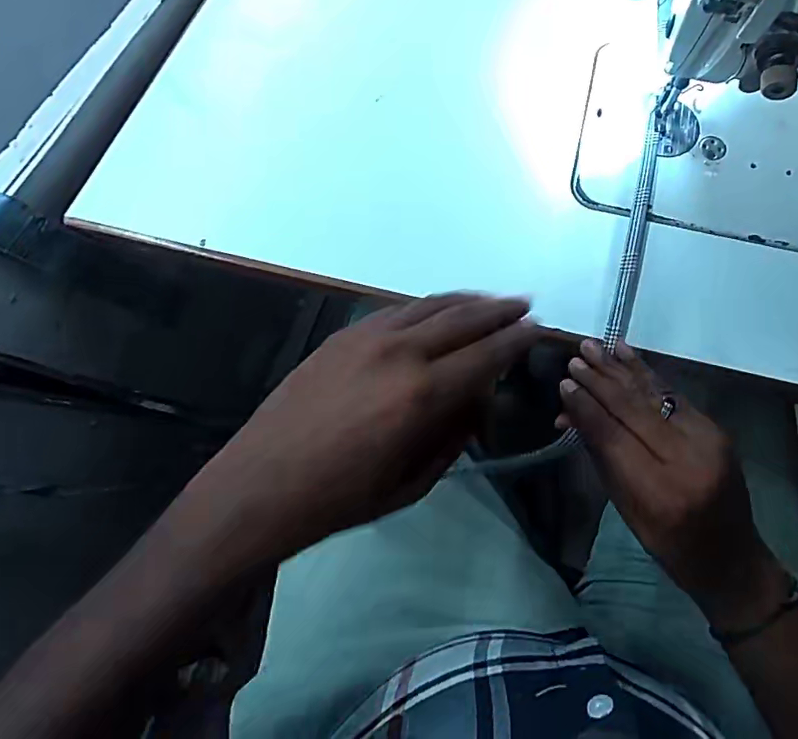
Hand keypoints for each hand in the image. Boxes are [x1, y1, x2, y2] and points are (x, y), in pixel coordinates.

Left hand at [186, 293, 540, 563]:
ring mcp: (367, 337)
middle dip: (498, 310)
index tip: (536, 330)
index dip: (515, 340)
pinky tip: (435, 312)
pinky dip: (426, 307)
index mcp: (423, 394)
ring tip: (488, 300)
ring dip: (464, 301)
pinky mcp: (343, 335)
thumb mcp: (412, 481)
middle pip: (462, 319)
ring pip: (428, 306)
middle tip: (523, 305)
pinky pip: (396, 311)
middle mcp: (400, 352)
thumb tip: (476, 399)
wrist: (262, 482)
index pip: (486, 355)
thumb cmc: (341, 498)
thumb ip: (453, 435)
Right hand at [559, 341, 789, 628]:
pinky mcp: (715, 429)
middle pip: (633, 409)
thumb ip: (600, 454)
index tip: (564, 383)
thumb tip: (570, 411)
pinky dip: (645, 373)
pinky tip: (625, 354)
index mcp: (659, 491)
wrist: (732, 559)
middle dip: (600, 381)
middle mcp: (687, 460)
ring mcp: (707, 441)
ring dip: (620, 368)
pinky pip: (672, 395)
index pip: (613, 435)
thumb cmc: (668, 543)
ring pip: (654, 394)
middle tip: (575, 359)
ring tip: (594, 346)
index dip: (586, 406)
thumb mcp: (625, 507)